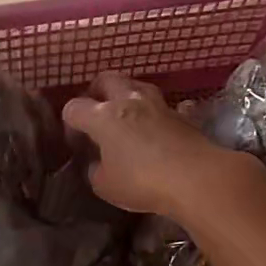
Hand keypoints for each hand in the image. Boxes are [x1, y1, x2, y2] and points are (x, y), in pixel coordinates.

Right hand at [62, 73, 255, 217]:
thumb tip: (98, 163)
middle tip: (96, 112)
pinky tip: (161, 124)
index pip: (74, 108)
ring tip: (126, 117)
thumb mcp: (105, 186)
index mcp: (103, 117)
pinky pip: (168, 106)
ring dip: (127, 95)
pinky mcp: (183, 116)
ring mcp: (159, 105)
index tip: (76, 142)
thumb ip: (95, 170)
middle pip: (105, 79)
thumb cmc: (142, 182)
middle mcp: (129, 101)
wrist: (195, 178)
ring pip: (137, 85)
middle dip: (96, 92)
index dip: (70, 123)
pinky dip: (161, 113)